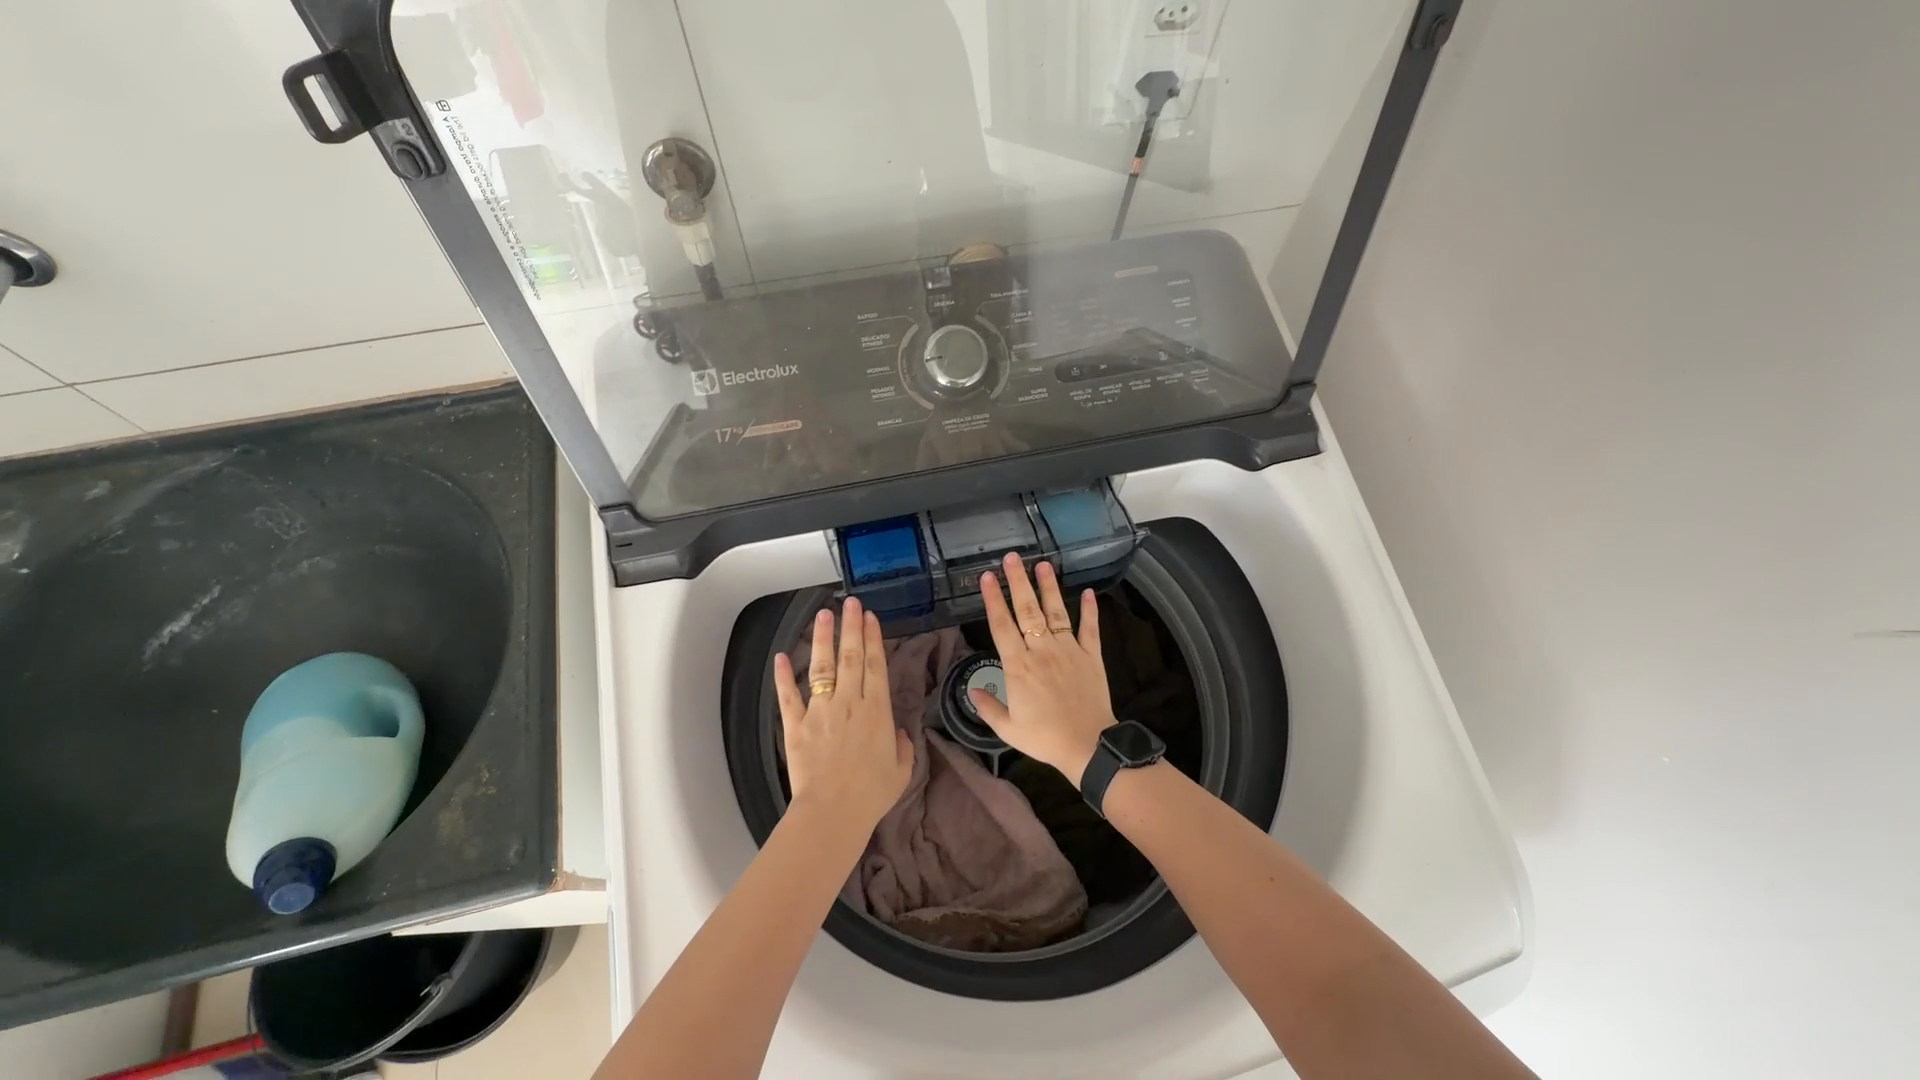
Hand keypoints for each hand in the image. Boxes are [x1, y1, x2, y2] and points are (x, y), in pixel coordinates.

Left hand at [774, 597, 913, 832]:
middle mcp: (848, 703)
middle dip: (850, 627)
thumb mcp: (901, 770)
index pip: (875, 665)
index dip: (873, 639)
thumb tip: (899, 732)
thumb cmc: (871, 794)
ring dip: (823, 638)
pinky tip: (782, 656)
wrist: (833, 812)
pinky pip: (788, 696)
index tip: (870, 617)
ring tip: (823, 614)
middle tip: (850, 603)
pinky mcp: (795, 725)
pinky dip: (784, 675)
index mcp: (877, 711)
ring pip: (822, 667)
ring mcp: (820, 711)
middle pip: (850, 657)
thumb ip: (902, 746)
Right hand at [969, 553, 1115, 786]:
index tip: (987, 577)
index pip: (1001, 625)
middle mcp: (1041, 650)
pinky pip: (1089, 629)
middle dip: (1018, 581)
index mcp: (1018, 666)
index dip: (993, 599)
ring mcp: (1068, 650)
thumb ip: (988, 707)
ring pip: (1056, 612)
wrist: (1087, 745)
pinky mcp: (1091, 656)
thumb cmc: (1044, 738)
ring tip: (1043, 564)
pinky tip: (1088, 592)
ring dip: (1049, 587)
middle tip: (1012, 557)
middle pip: (1027, 610)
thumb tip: (972, 691)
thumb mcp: (1008, 728)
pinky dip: (1089, 610)